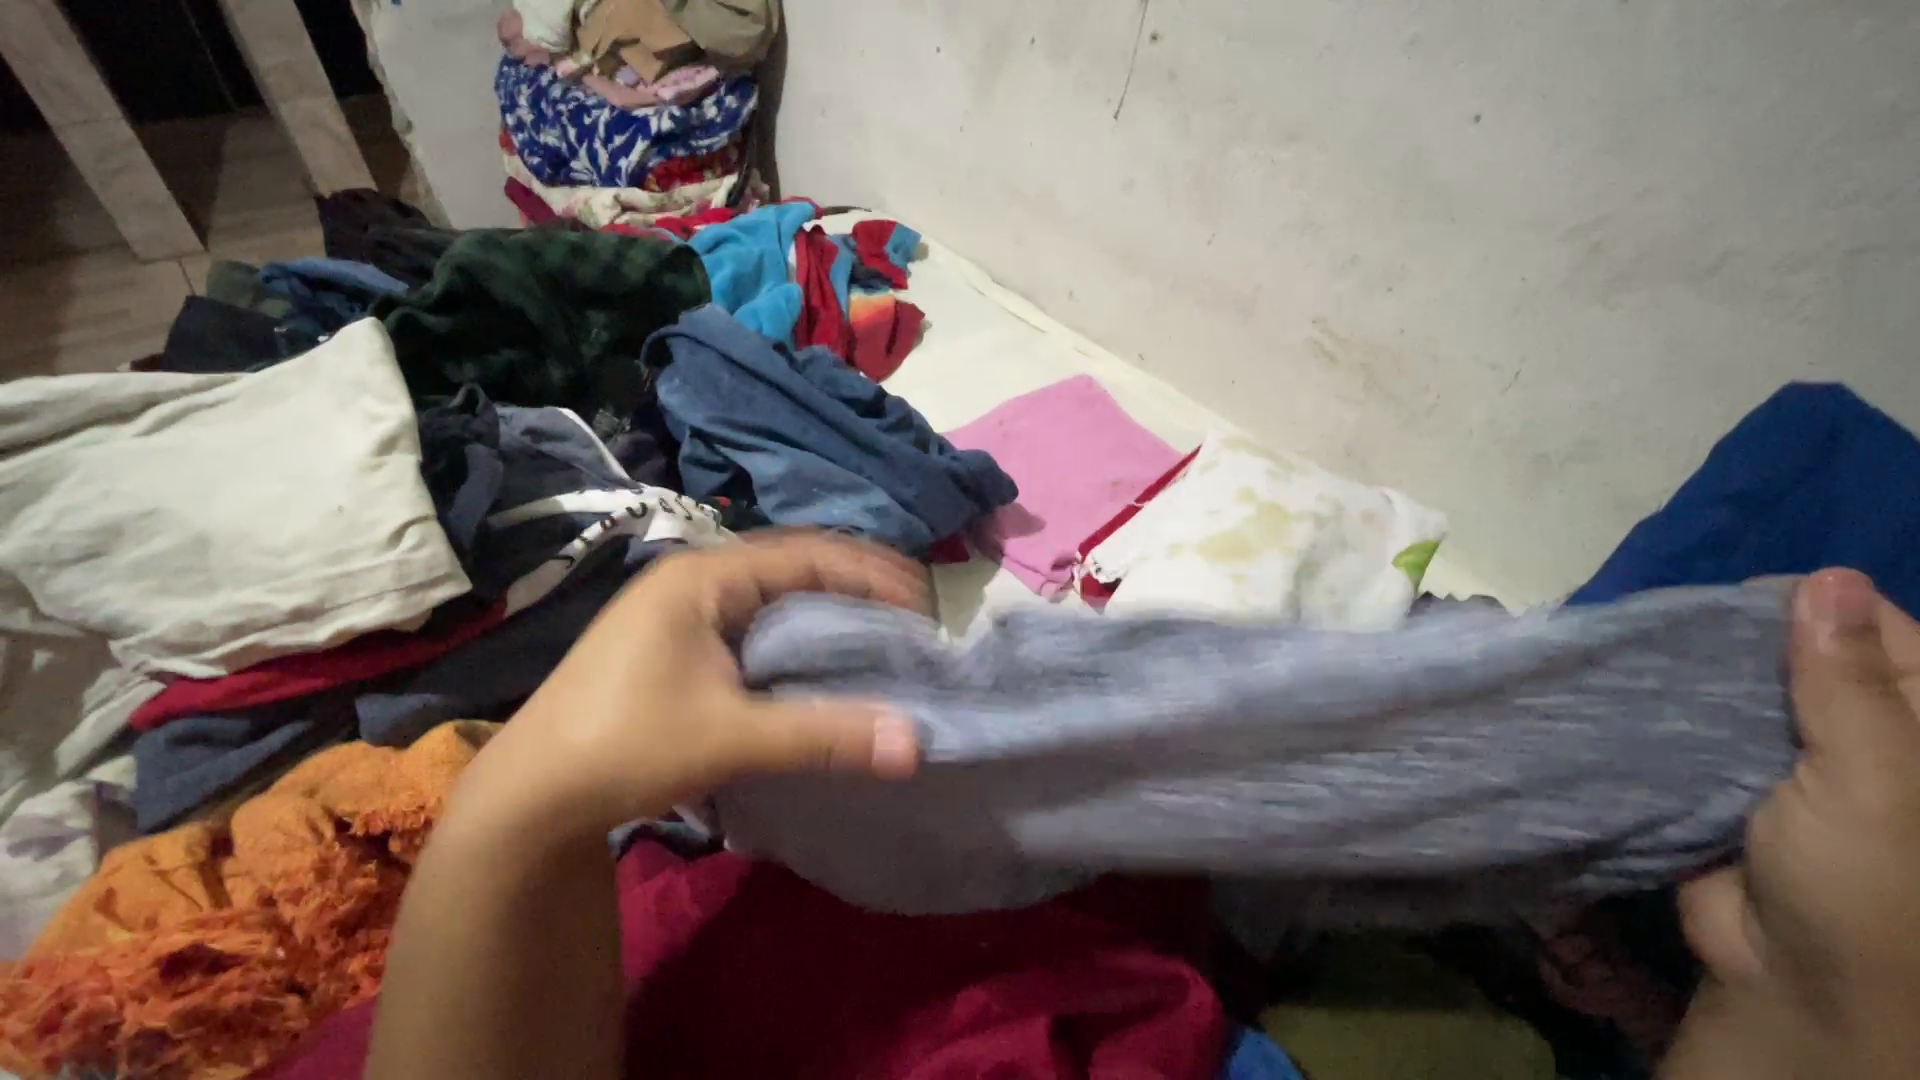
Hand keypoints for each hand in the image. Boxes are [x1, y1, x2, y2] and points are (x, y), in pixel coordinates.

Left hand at [460, 532, 928, 840]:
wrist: (530, 794)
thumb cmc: (623, 747)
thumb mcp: (730, 738)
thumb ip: (824, 736)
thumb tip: (913, 744)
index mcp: (704, 576)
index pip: (809, 553)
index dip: (873, 573)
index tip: (924, 605)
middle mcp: (695, 577)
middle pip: (796, 564)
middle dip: (859, 585)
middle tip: (915, 618)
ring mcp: (683, 607)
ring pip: (777, 593)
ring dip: (830, 609)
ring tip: (884, 634)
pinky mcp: (680, 640)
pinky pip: (758, 620)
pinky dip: (800, 633)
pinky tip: (825, 658)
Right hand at [1673, 568, 1919, 1075]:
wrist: (1798, 980)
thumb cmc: (1874, 886)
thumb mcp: (1877, 779)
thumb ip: (1848, 682)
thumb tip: (1826, 579)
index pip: (1885, 636)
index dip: (1821, 608)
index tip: (1738, 601)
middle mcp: (1869, 734)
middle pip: (1810, 656)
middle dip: (1747, 638)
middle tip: (1679, 626)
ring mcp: (1795, 758)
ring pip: (1748, 687)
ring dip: (1702, 672)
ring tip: (1645, 650)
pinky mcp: (1730, 779)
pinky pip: (1702, 726)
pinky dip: (1672, 707)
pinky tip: (1634, 688)